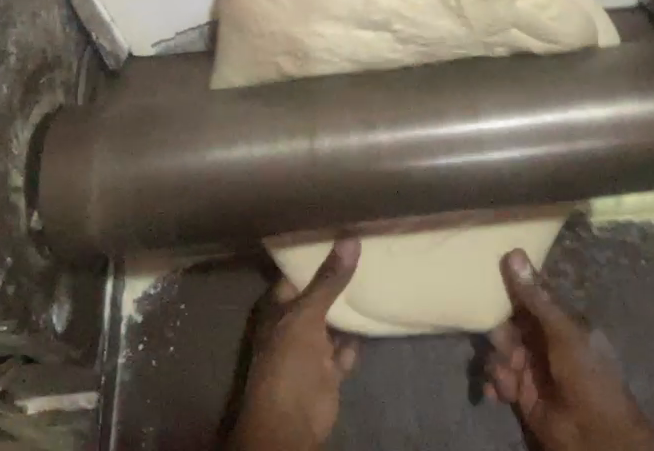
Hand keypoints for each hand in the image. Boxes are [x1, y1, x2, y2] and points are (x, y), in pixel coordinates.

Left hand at [228, 238, 361, 450]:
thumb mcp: (306, 315)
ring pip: (333, 319)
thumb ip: (328, 281)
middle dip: (336, 278)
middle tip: (365, 247)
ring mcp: (311, 347)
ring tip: (375, 273)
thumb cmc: (288, 361)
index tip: (338, 230)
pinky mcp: (329, 368)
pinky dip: (357, 336)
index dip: (314, 255)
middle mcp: (293, 323)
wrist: (292, 422)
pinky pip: (346, 346)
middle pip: (317, 294)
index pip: (295, 273)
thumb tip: (350, 240)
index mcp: (278, 307)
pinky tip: (375, 315)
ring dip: (349, 307)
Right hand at [484, 248, 653, 450]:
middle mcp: (543, 342)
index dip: (508, 288)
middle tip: (501, 339)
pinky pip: (498, 379)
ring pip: (500, 351)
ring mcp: (531, 368)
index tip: (484, 274)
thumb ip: (535, 297)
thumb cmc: (586, 374)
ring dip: (497, 360)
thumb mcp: (562, 331)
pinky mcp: (521, 394)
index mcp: (558, 322)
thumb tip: (514, 253)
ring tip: (508, 375)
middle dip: (498, 329)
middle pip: (509, 324)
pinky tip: (500, 392)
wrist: (596, 435)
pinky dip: (495, 383)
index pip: (528, 298)